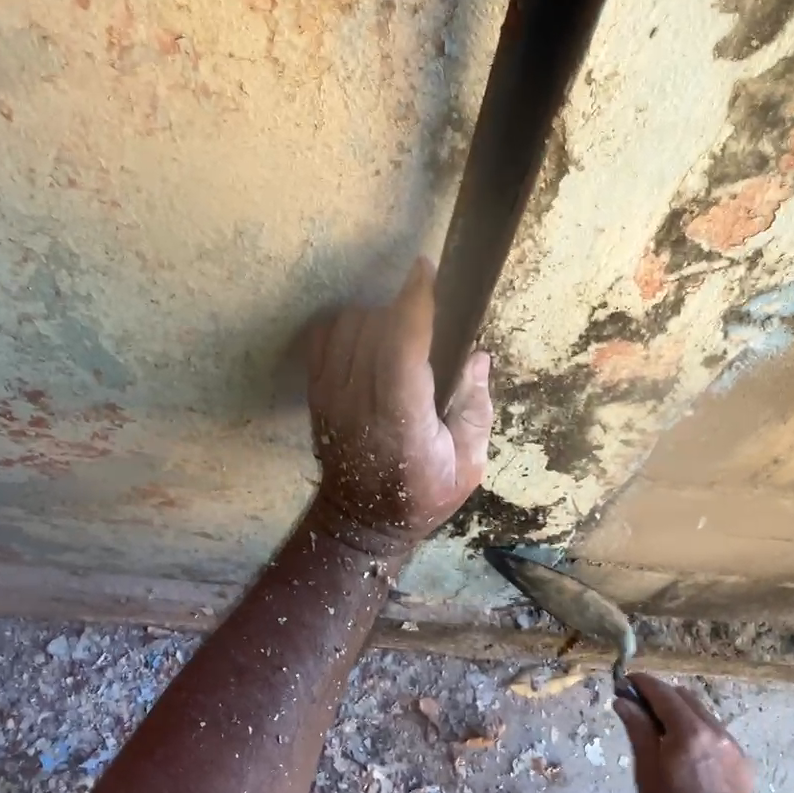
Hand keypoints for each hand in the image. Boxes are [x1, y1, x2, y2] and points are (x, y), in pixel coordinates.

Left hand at [303, 258, 493, 557]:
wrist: (361, 521)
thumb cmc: (421, 496)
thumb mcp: (468, 467)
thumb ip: (476, 410)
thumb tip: (477, 356)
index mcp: (404, 424)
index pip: (402, 349)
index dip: (414, 304)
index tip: (427, 271)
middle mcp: (361, 404)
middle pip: (375, 327)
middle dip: (406, 309)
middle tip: (430, 319)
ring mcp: (331, 396)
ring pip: (348, 325)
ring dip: (379, 317)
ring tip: (402, 336)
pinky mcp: (316, 392)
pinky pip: (324, 335)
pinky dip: (347, 324)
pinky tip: (369, 338)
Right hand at [615, 673, 755, 792]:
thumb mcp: (646, 769)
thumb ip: (637, 729)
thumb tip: (623, 701)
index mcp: (689, 730)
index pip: (662, 691)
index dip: (642, 683)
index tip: (625, 683)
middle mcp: (715, 730)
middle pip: (685, 697)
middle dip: (662, 696)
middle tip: (641, 710)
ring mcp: (733, 745)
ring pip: (702, 714)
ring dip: (681, 714)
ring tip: (665, 735)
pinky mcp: (743, 761)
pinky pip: (717, 734)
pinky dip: (699, 733)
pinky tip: (690, 756)